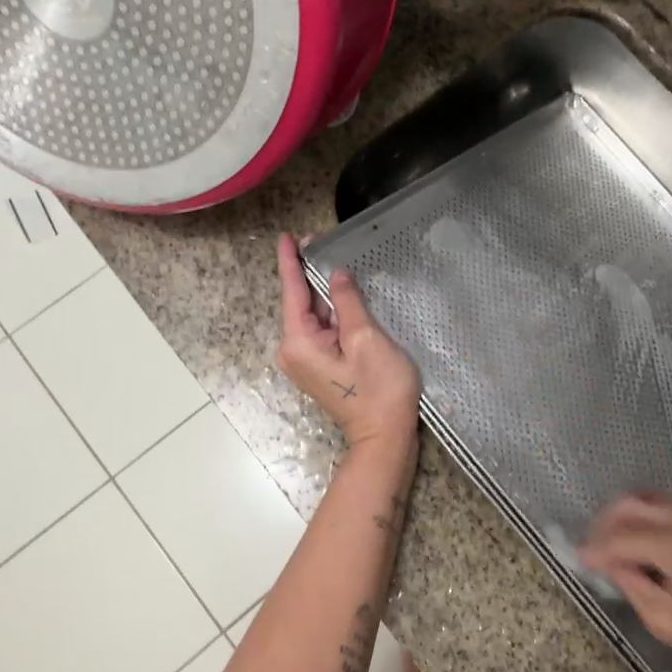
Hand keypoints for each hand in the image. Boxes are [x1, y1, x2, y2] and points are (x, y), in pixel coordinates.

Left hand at [275, 233, 420, 451]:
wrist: (385, 436)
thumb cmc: (378, 389)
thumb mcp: (365, 337)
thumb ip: (347, 302)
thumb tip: (336, 275)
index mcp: (298, 341)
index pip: (292, 291)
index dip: (291, 261)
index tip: (286, 236)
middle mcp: (294, 350)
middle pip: (301, 302)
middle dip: (310, 273)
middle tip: (322, 240)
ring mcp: (306, 360)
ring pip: (314, 316)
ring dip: (324, 292)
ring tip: (336, 260)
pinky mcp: (320, 366)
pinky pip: (322, 330)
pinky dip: (332, 311)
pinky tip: (344, 293)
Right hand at [580, 493, 671, 671]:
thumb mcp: (666, 621)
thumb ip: (631, 584)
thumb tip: (605, 563)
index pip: (621, 538)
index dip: (596, 550)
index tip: (576, 559)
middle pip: (631, 505)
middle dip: (606, 525)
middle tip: (591, 549)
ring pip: (647, 500)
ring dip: (625, 518)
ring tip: (610, 546)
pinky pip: (666, 507)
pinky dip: (645, 517)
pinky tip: (638, 543)